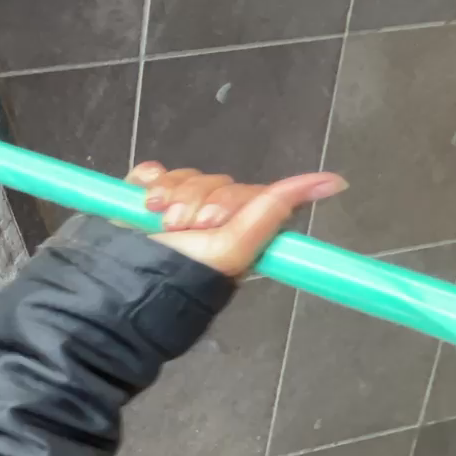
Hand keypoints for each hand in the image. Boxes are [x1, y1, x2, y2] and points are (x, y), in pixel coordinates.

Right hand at [128, 162, 348, 276]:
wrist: (121, 282)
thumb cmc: (178, 273)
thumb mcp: (232, 246)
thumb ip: (274, 208)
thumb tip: (334, 181)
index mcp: (232, 230)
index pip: (245, 191)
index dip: (230, 199)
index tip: (211, 221)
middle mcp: (203, 216)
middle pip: (213, 182)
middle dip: (196, 200)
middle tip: (181, 225)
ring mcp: (168, 208)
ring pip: (182, 177)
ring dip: (170, 194)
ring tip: (155, 218)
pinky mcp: (136, 201)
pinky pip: (150, 173)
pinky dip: (147, 180)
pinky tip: (143, 197)